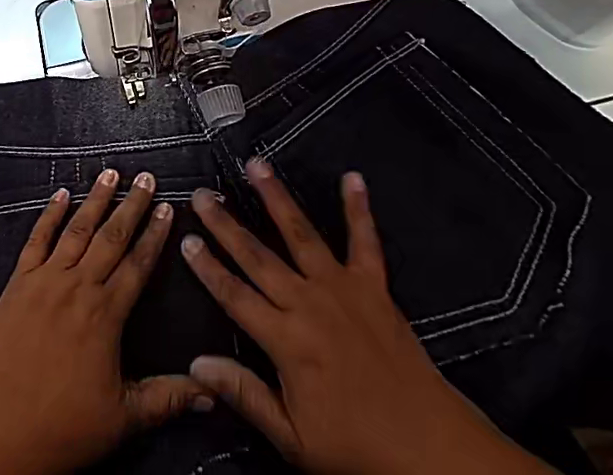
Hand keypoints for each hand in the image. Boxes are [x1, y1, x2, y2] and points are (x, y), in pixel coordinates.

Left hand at [0, 168, 208, 474]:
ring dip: (96, 199)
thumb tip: (211, 392)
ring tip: (111, 173)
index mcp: (105, 313)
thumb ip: (167, 398)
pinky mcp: (18, 284)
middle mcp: (78, 287)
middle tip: (146, 177)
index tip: (167, 207)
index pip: (138, 263)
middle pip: (112, 237)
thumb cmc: (59, 427)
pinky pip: (36, 241)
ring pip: (77, 230)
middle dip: (132, 205)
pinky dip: (49, 215)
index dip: (155, 234)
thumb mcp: (122, 418)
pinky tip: (60, 195)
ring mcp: (45, 281)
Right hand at [181, 159, 554, 474]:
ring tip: (256, 166)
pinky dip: (358, 208)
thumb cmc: (354, 446)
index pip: (233, 295)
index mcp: (285, 340)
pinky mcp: (374, 285)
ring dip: (276, 197)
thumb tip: (197, 362)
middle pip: (257, 256)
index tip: (185, 240)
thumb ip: (244, 393)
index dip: (206, 267)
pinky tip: (352, 177)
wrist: (427, 446)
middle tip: (204, 195)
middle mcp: (308, 303)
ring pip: (301, 234)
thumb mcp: (292, 437)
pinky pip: (365, 240)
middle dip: (226, 224)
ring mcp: (342, 288)